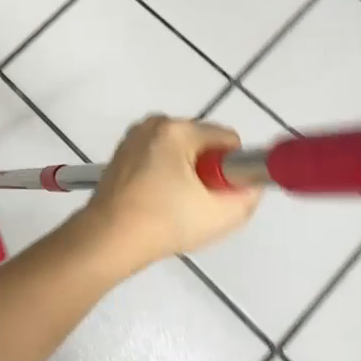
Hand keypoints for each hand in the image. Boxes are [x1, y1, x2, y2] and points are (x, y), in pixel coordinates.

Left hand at [83, 115, 260, 270]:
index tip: (218, 193)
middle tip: (197, 202)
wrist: (111, 236)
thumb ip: (249, 193)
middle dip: (207, 170)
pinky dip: (165, 175)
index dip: (231, 168)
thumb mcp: (224, 214)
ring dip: (186, 174)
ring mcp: (134, 137)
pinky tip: (157, 200)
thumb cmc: (167, 221)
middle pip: (202, 143)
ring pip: (180, 152)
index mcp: (176, 130)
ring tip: (175, 204)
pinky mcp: (122, 152)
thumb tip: (248, 183)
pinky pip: (159, 158)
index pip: (227, 139)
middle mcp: (153, 124)